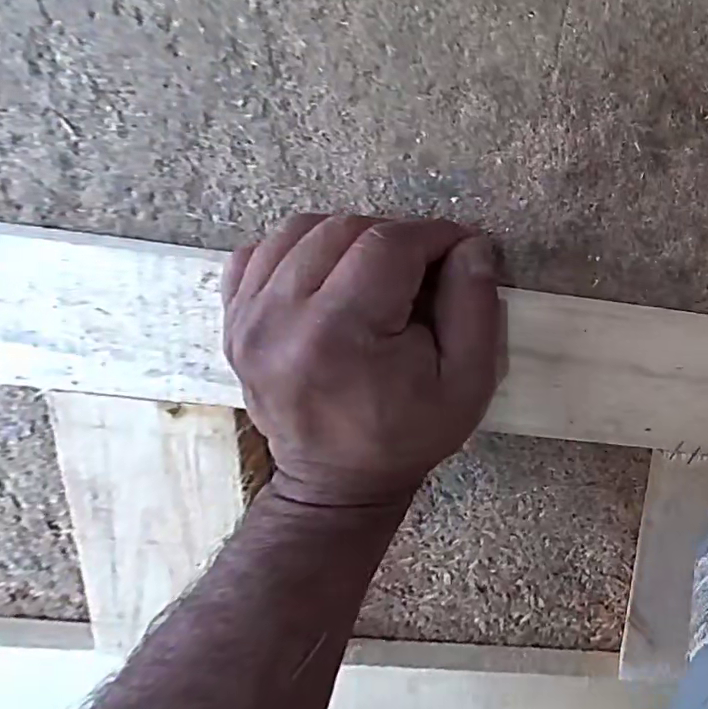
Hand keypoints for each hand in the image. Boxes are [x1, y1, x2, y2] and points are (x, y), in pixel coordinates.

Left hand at [221, 214, 505, 508]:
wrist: (338, 480)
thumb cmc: (413, 430)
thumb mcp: (471, 375)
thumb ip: (475, 303)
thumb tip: (472, 244)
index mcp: (339, 333)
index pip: (388, 243)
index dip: (437, 234)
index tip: (467, 248)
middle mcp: (278, 317)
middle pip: (344, 228)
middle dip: (401, 234)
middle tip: (433, 264)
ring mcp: (245, 318)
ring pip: (300, 230)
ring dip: (356, 235)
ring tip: (388, 268)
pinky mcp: (233, 321)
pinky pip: (260, 252)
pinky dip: (305, 248)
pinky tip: (338, 273)